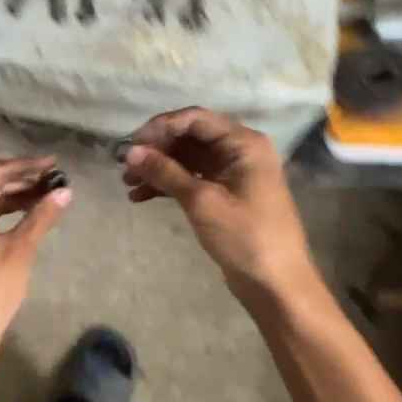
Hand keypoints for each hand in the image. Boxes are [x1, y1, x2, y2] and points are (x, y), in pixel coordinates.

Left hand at [0, 156, 70, 348]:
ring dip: (15, 189)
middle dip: (21, 175)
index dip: (25, 166)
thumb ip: (40, 216)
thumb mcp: (19, 250)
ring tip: (49, 187)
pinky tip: (32, 202)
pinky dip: (6, 205)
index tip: (55, 162)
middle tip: (54, 174)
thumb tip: (66, 191)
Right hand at [122, 108, 314, 297]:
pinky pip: (191, 179)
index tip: (131, 144)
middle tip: (125, 165)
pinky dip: (167, 185)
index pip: (195, 119)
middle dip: (156, 149)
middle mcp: (239, 151)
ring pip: (187, 159)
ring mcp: (232, 173)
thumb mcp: (201, 201)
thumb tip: (131, 152)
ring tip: (127, 183)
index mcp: (243, 143)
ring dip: (158, 168)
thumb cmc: (244, 236)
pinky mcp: (225, 194)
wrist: (276, 283)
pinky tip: (140, 197)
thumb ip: (165, 172)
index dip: (160, 127)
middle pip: (189, 137)